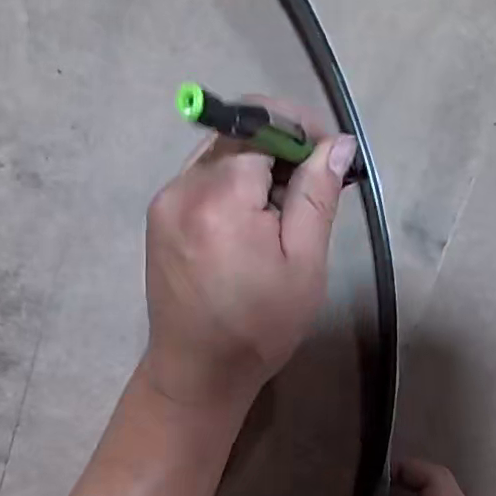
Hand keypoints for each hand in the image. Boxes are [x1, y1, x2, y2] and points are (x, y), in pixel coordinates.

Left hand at [141, 96, 356, 407]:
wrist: (197, 370)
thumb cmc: (259, 327)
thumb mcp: (304, 264)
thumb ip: (316, 195)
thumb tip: (336, 143)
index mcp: (218, 197)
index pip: (259, 125)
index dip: (299, 127)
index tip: (328, 153)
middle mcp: (181, 188)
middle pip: (236, 135)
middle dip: (279, 147)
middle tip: (312, 184)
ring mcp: (164, 201)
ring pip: (218, 154)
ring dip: (255, 165)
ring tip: (282, 207)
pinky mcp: (158, 217)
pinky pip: (200, 178)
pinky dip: (230, 183)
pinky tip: (250, 217)